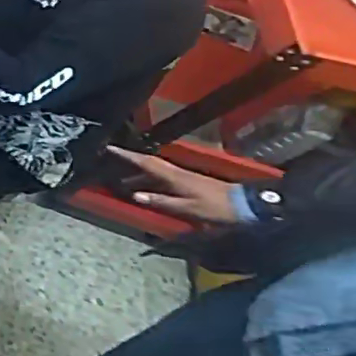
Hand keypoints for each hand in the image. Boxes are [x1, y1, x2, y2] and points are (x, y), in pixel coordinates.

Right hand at [106, 146, 238, 222]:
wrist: (246, 205)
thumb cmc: (216, 206)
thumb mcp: (188, 208)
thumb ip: (161, 201)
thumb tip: (135, 195)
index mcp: (173, 176)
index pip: (145, 162)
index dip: (126, 155)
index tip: (108, 147)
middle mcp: (175, 172)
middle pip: (147, 163)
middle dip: (128, 160)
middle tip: (109, 160)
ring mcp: (182, 176)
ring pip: (154, 171)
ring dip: (137, 172)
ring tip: (120, 177)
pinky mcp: (188, 182)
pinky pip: (161, 177)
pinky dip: (148, 178)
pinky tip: (144, 186)